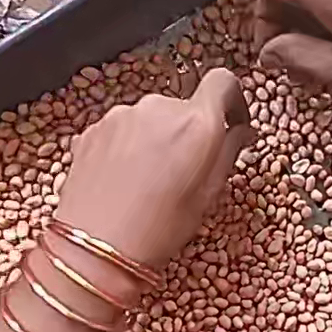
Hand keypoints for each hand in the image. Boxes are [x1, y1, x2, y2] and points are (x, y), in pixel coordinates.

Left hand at [52, 67, 253, 269]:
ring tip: (148, 182)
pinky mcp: (93, 129)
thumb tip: (238, 131)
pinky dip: (129, 148)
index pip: (224, 82)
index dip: (233, 101)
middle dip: (188, 132)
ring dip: (156, 140)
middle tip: (183, 173)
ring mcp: (121, 116)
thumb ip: (228, 152)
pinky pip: (122, 130)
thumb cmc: (159, 230)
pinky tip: (124, 181)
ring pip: (150, 120)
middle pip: (184, 107)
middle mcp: (158, 108)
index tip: (232, 125)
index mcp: (196, 123)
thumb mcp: (208, 196)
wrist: (94, 249)